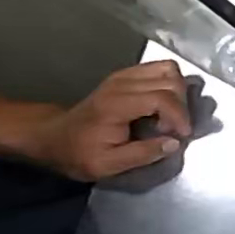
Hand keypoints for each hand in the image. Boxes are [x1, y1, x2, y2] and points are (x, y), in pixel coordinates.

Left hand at [23, 61, 193, 180]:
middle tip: (173, 127)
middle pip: (171, 82)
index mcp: (116, 105)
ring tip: (172, 112)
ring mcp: (124, 75)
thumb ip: (142, 155)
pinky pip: (161, 68)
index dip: (179, 116)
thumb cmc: (77, 152)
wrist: (52, 136)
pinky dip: (171, 82)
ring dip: (179, 91)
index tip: (182, 135)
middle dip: (181, 106)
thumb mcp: (105, 165)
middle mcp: (121, 84)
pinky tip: (164, 101)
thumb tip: (174, 143)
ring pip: (169, 70)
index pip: (162, 98)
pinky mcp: (127, 74)